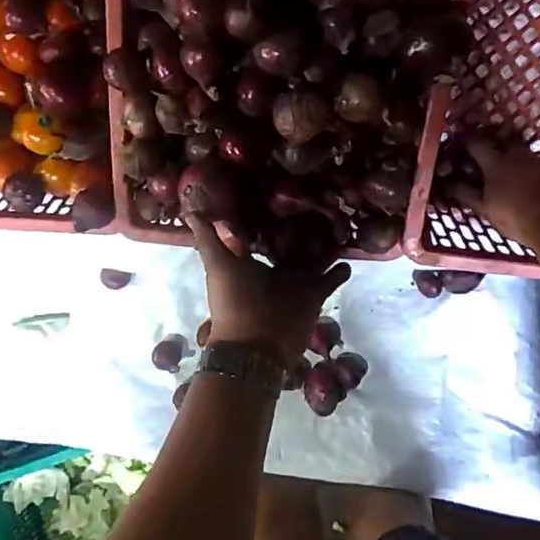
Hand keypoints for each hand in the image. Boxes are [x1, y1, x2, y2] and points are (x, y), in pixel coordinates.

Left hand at [185, 214, 349, 357]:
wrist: (256, 344)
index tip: (277, 195)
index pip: (262, 235)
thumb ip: (207, 238)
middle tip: (318, 206)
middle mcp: (275, 269)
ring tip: (340, 226)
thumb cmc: (234, 300)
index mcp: (251, 261)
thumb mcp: (218, 263)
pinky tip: (349, 257)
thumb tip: (189, 210)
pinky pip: (330, 279)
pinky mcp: (314, 295)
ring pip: (314, 259)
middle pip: (291, 246)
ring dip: (325, 247)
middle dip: (302, 231)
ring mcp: (296, 282)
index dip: (268, 219)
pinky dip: (339, 271)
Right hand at [461, 139, 539, 248]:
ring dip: (523, 167)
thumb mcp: (485, 209)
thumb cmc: (517, 219)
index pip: (476, 143)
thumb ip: (466, 194)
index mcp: (496, 165)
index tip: (464, 144)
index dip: (468, 141)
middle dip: (500, 152)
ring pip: (528, 159)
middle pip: (506, 145)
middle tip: (497, 167)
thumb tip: (447, 183)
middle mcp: (520, 157)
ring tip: (523, 185)